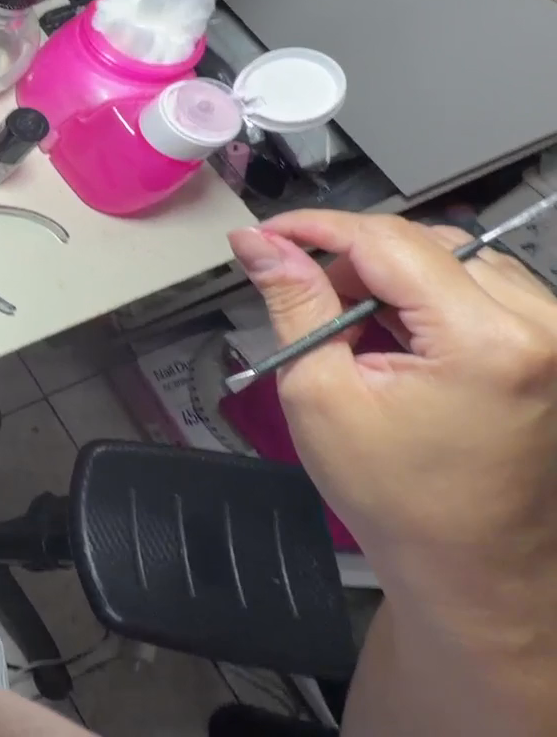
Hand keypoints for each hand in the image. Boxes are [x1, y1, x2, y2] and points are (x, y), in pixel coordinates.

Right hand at [228, 213, 556, 590]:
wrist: (470, 558)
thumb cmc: (395, 490)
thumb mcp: (316, 388)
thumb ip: (292, 302)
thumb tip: (259, 244)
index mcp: (487, 341)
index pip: (389, 241)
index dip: (315, 227)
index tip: (266, 234)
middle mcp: (545, 330)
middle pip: (428, 243)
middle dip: (350, 256)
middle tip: (300, 293)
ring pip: (456, 260)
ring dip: (389, 276)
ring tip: (349, 328)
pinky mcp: (556, 351)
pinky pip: (484, 289)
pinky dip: (425, 297)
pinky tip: (392, 337)